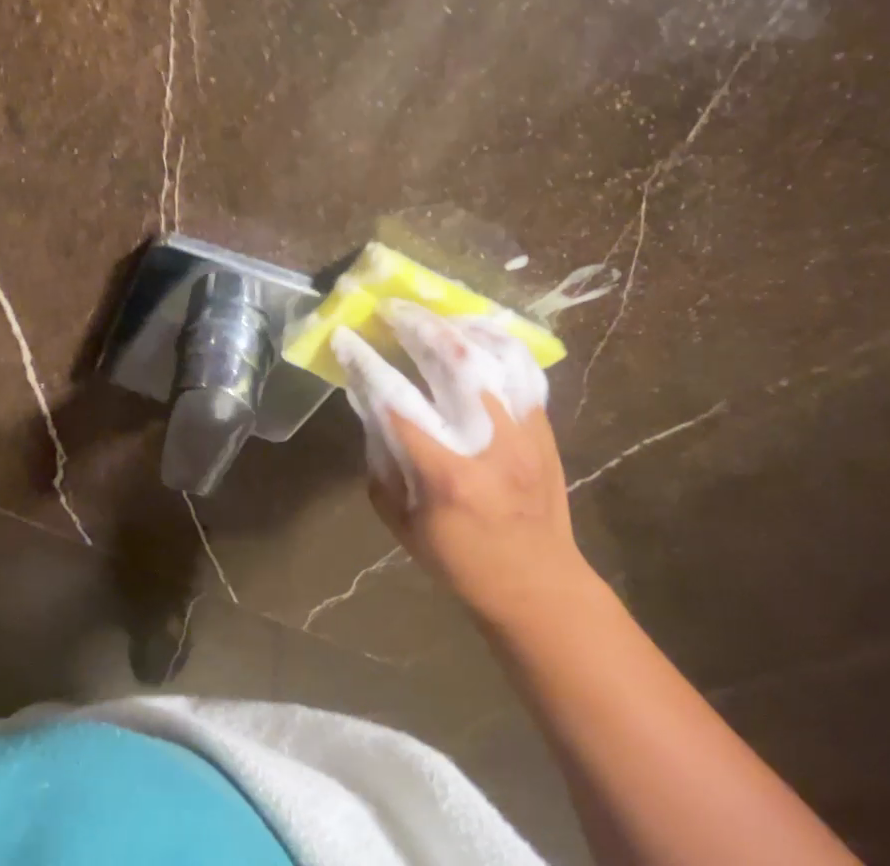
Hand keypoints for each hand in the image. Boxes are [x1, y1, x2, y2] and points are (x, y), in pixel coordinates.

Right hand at [330, 301, 599, 623]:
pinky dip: (499, 341)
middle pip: (453, 363)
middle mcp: (488, 443)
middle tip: (389, 309)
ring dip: (458, 325)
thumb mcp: (396, 513)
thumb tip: (369, 400)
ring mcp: (524, 430)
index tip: (344, 336)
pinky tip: (475, 330)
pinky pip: (525, 369)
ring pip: (497, 356)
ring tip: (432, 314)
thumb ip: (381, 454)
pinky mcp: (545, 427)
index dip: (365, 363)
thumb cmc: (452, 555)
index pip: (396, 400)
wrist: (536, 580)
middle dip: (416, 326)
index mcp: (443, 472)